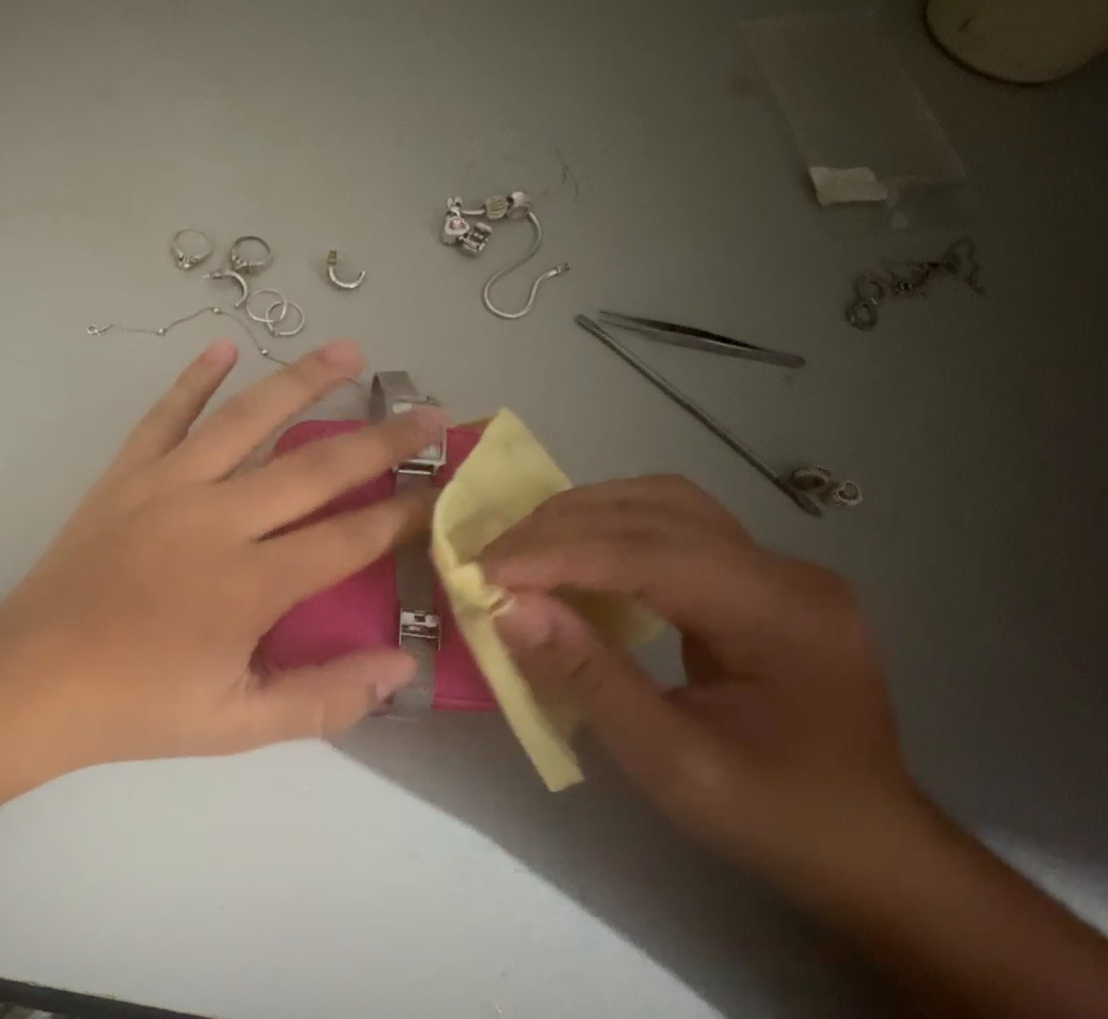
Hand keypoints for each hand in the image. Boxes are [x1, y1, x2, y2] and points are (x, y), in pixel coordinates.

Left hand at [0, 339, 445, 769]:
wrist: (34, 678)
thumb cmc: (137, 706)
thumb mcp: (237, 726)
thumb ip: (325, 698)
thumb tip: (403, 665)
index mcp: (252, 583)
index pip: (351, 538)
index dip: (406, 513)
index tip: (446, 489)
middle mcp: (218, 520)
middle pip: (316, 468)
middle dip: (382, 438)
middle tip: (430, 410)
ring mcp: (167, 488)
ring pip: (246, 421)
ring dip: (301, 382)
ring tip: (349, 350)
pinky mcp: (124, 476)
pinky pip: (164, 416)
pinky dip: (194, 379)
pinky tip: (224, 346)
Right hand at [480, 476, 925, 880]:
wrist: (866, 846)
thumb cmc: (773, 815)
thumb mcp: (671, 763)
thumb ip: (589, 678)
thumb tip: (508, 608)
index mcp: (781, 616)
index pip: (653, 552)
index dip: (560, 553)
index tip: (485, 571)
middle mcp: (787, 572)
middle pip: (657, 510)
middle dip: (561, 527)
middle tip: (489, 559)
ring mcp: (777, 570)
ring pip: (663, 505)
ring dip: (582, 517)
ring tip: (519, 552)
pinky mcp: (757, 580)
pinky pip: (671, 528)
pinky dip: (607, 531)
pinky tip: (570, 558)